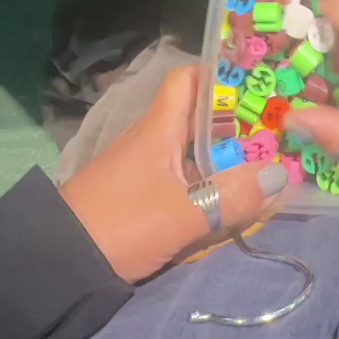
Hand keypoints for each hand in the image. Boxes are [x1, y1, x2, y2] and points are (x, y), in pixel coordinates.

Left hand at [61, 65, 288, 282]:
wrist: (56, 265)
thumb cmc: (118, 225)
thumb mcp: (179, 215)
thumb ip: (230, 197)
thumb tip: (281, 174)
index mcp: (159, 127)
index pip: (189, 79)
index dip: (222, 73)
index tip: (260, 82)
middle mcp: (155, 139)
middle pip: (201, 117)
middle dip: (239, 122)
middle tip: (281, 129)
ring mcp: (149, 168)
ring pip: (197, 150)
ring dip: (228, 156)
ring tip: (272, 161)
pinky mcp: (145, 197)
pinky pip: (188, 179)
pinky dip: (212, 182)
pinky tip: (237, 196)